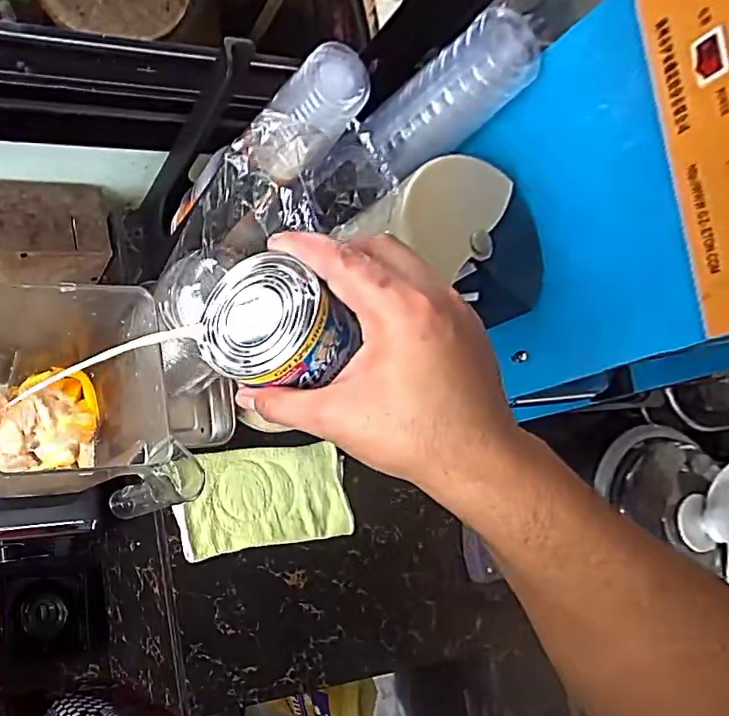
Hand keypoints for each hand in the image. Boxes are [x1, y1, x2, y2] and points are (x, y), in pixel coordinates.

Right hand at [234, 233, 525, 500]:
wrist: (474, 459)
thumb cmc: (419, 437)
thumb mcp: (334, 418)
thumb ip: (284, 405)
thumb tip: (254, 398)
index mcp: (400, 312)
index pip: (344, 261)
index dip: (305, 248)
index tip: (282, 244)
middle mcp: (433, 300)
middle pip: (380, 247)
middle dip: (340, 249)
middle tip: (309, 270)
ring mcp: (455, 310)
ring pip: (408, 263)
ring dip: (370, 267)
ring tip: (338, 294)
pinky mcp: (465, 327)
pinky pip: (426, 287)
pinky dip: (395, 289)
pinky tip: (375, 322)